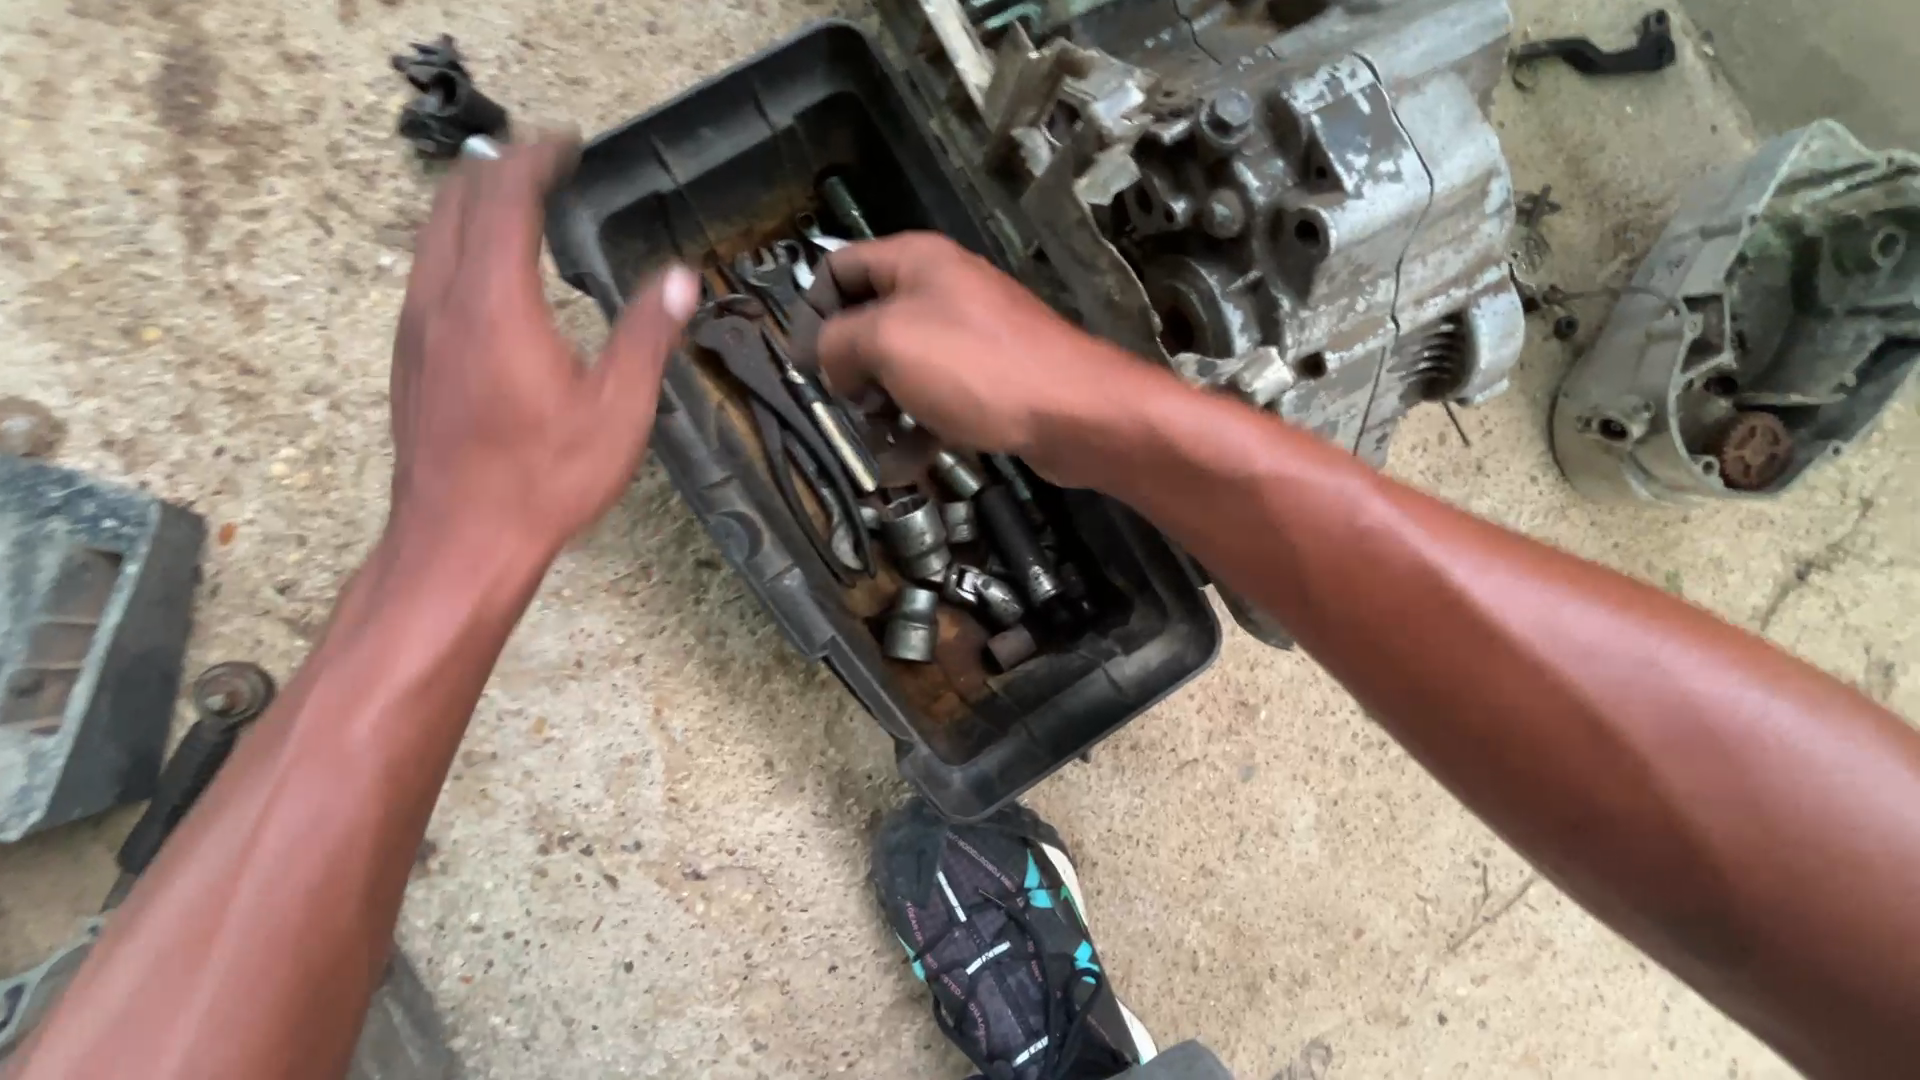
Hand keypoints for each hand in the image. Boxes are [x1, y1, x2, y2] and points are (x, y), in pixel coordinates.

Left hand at [389, 136, 700, 555]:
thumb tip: (679, 280)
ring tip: (513, 203)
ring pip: (430, 236)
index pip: (505, 200)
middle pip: (453, 202)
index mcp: (496, 304)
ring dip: (470, 206)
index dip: (536, 161)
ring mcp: (416, 331)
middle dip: (496, 171)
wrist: (461, 541)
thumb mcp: (618, 410)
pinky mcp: (409, 360)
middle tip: (541, 164)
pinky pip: (425, 274)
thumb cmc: (543, 480)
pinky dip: (455, 246)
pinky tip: (484, 275)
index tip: (565, 145)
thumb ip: (647, 336)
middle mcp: (442, 303)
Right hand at [811, 233, 1164, 474]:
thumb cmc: (974, 366)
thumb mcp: (888, 341)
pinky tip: (904, 466)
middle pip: (869, 324)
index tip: (802, 364)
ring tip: (877, 443)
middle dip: (849, 369)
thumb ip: (838, 342)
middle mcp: (941, 292)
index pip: (839, 267)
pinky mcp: (987, 383)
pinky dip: (917, 431)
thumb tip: (827, 358)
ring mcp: (967, 340)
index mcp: (915, 261)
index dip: (811, 311)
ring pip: (901, 371)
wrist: (1073, 412)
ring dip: (881, 409)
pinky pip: (935, 402)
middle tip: (846, 408)